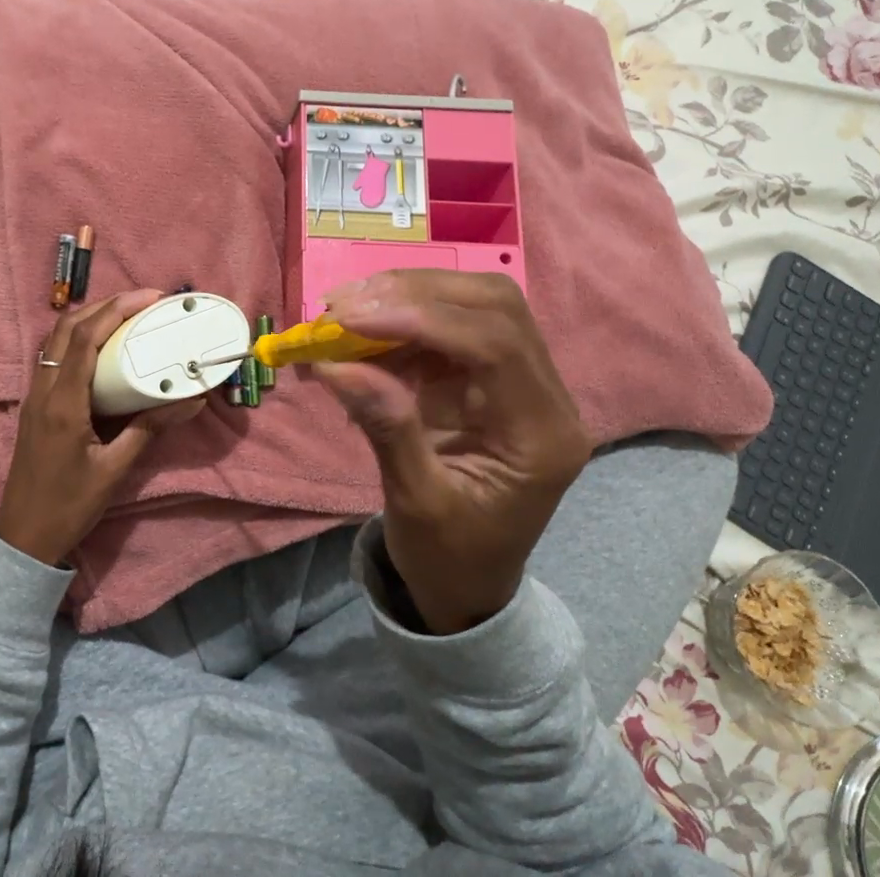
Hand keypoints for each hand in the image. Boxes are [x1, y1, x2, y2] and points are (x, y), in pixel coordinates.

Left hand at [0, 290, 203, 565]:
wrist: (25, 535)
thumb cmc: (69, 505)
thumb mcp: (115, 469)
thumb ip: (149, 429)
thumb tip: (190, 401)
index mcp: (62, 403)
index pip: (85, 338)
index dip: (116, 310)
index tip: (149, 298)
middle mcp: (42, 391)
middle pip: (66, 329)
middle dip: (103, 306)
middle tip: (142, 302)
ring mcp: (33, 397)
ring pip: (55, 341)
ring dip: (87, 320)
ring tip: (125, 316)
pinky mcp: (34, 406)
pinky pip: (52, 359)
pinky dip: (76, 342)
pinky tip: (101, 349)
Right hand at [314, 270, 591, 633]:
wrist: (467, 586)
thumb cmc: (448, 557)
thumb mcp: (415, 503)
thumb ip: (387, 428)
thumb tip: (336, 364)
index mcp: (541, 435)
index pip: (496, 345)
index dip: (424, 318)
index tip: (352, 317)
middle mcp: (543, 397)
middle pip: (494, 308)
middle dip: (415, 294)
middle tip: (342, 305)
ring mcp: (516, 385)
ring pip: (473, 306)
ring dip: (406, 298)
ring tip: (340, 311)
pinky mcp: (485, 383)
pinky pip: (446, 332)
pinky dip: (398, 323)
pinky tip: (356, 332)